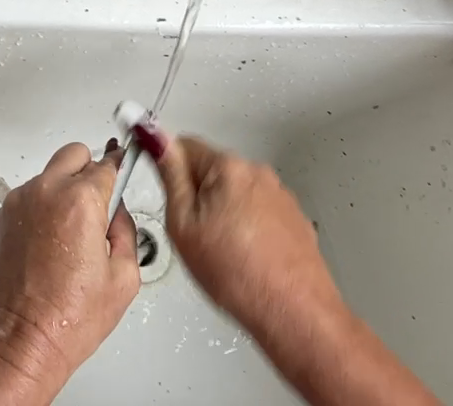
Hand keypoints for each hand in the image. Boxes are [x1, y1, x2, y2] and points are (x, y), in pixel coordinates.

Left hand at [0, 142, 141, 392]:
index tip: (121, 166)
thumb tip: (117, 213)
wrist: (18, 343)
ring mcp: (20, 202)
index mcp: (80, 201)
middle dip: (89, 170)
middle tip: (97, 201)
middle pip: (74, 153)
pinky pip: (29, 197)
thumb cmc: (66, 319)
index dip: (118, 168)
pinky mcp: (2, 216)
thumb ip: (126, 231)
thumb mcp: (123, 279)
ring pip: (49, 175)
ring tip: (71, 234)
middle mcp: (46, 192)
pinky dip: (42, 209)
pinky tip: (50, 244)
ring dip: (63, 190)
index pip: (106, 164)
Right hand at [154, 136, 439, 405]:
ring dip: (222, 212)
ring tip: (222, 252)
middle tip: (193, 232)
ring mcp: (279, 195)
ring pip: (234, 193)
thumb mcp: (182, 224)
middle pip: (211, 170)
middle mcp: (257, 173)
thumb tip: (157, 138)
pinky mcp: (293, 218)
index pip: (183, 145)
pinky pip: (257, 212)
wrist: (295, 313)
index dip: (167, 166)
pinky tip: (244, 258)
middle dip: (197, 195)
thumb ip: (169, 174)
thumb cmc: (240, 275)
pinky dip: (247, 228)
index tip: (165, 190)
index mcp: (227, 167)